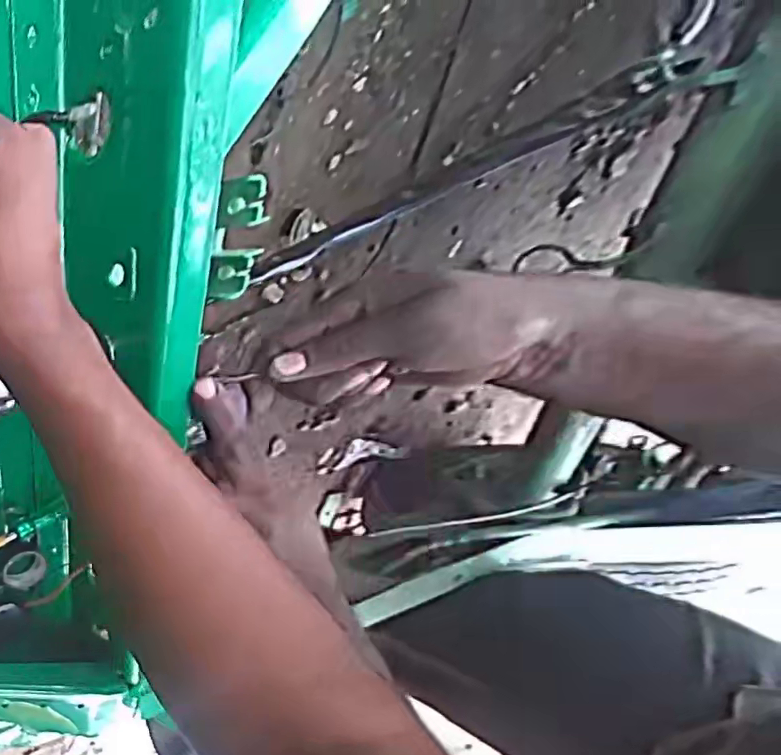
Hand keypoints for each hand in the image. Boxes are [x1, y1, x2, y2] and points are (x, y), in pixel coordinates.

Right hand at [264, 270, 577, 403]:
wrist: (537, 336)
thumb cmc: (480, 317)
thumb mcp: (403, 330)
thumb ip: (336, 350)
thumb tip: (276, 367)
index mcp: (349, 302)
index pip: (285, 337)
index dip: (274, 364)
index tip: (277, 388)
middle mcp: (347, 324)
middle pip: (295, 366)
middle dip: (321, 379)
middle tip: (365, 372)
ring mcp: (360, 348)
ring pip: (316, 382)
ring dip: (341, 388)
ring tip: (381, 375)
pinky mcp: (374, 368)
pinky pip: (340, 390)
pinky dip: (355, 394)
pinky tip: (385, 383)